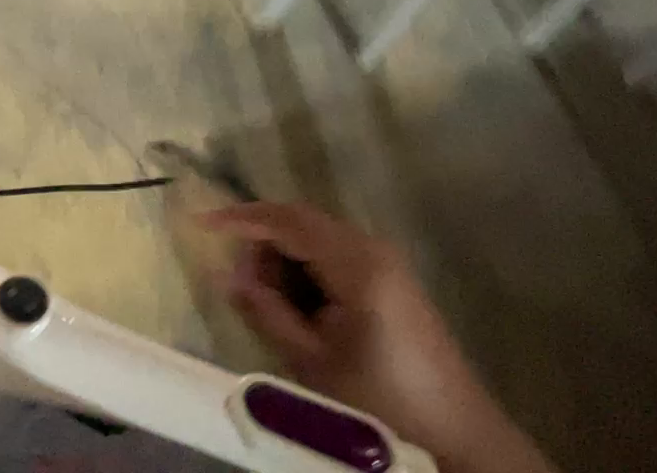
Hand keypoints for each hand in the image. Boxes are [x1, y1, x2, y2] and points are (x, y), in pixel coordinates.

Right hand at [200, 201, 556, 472]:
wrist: (456, 438)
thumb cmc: (380, 401)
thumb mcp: (311, 360)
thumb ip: (264, 310)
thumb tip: (223, 274)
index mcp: (356, 263)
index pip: (286, 220)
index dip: (240, 217)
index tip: (200, 223)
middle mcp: (371, 248)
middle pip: (299, 223)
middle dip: (261, 246)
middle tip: (241, 287)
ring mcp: (384, 261)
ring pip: (313, 239)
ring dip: (282, 260)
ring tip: (270, 306)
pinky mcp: (388, 279)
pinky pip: (330, 256)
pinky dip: (304, 271)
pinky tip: (299, 310)